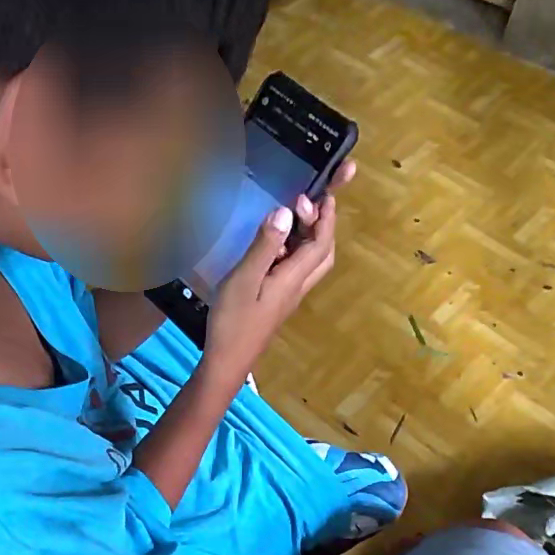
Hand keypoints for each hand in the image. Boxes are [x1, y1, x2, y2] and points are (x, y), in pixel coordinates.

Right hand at [201, 161, 354, 380]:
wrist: (229, 360)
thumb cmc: (234, 321)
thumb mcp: (244, 279)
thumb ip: (266, 246)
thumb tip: (286, 212)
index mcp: (294, 279)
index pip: (320, 244)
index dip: (326, 218)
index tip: (323, 194)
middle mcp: (298, 287)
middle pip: (323, 254)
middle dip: (324, 226)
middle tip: (311, 203)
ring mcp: (289, 295)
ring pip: (311, 263)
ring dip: (310, 238)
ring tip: (293, 215)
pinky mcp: (278, 300)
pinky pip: (295, 270)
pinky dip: (294, 251)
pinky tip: (275, 243)